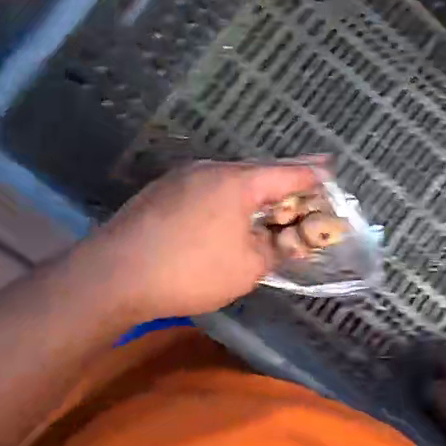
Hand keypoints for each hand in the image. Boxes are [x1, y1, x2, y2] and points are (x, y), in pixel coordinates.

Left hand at [76, 160, 324, 323]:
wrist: (114, 274)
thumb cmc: (190, 269)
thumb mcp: (248, 267)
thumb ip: (276, 248)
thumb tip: (287, 240)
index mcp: (238, 181)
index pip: (287, 172)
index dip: (313, 174)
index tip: (332, 171)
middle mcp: (210, 170)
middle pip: (258, 172)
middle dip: (284, 183)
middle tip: (307, 189)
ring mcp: (181, 180)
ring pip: (230, 182)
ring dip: (254, 194)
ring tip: (271, 207)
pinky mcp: (160, 195)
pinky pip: (207, 191)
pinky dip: (228, 201)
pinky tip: (228, 218)